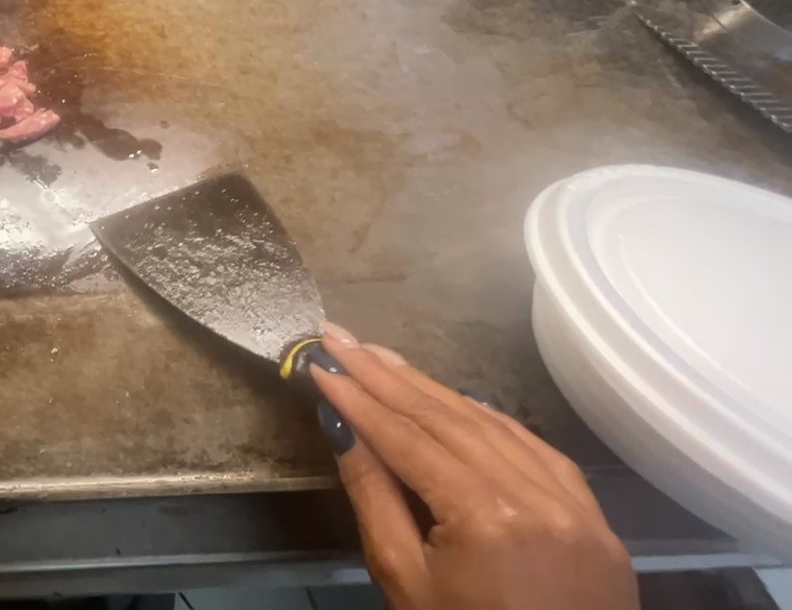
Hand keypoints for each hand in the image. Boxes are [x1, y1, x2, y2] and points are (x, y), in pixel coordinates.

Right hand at [313, 324, 635, 609]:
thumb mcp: (401, 574)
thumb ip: (372, 492)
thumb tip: (342, 424)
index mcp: (486, 518)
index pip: (405, 436)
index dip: (356, 397)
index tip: (317, 363)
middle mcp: (537, 500)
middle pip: (444, 418)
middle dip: (383, 375)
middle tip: (338, 338)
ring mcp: (574, 508)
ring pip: (487, 424)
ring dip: (427, 385)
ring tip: (378, 355)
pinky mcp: (595, 519)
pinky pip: (533, 448)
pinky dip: (485, 416)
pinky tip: (451, 396)